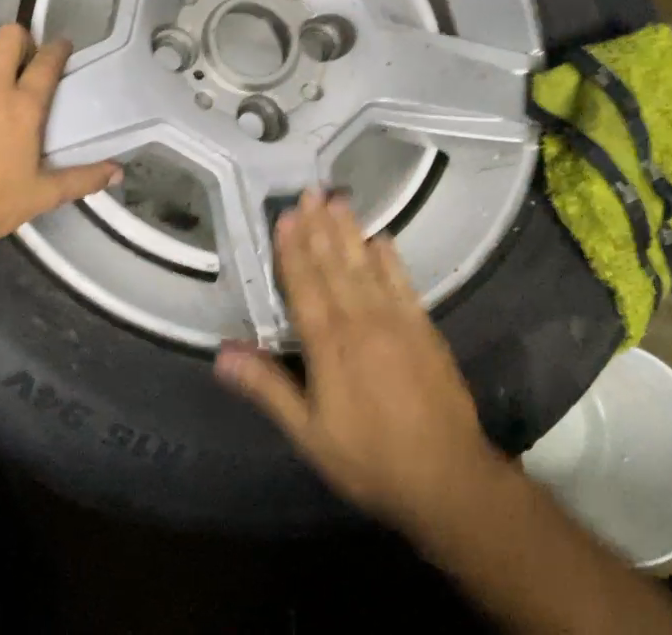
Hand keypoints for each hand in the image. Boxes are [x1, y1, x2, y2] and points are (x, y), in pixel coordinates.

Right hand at [214, 191, 504, 533]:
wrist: (450, 480)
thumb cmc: (370, 459)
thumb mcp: (309, 434)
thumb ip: (268, 388)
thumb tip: (222, 353)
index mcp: (330, 346)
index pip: (305, 287)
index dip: (293, 251)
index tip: (284, 217)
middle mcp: (363, 323)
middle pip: (336, 267)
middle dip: (320, 228)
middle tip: (309, 191)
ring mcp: (399, 324)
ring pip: (367, 267)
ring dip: (350, 232)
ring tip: (338, 200)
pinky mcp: (426, 331)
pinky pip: (404, 284)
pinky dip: (390, 259)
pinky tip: (381, 239)